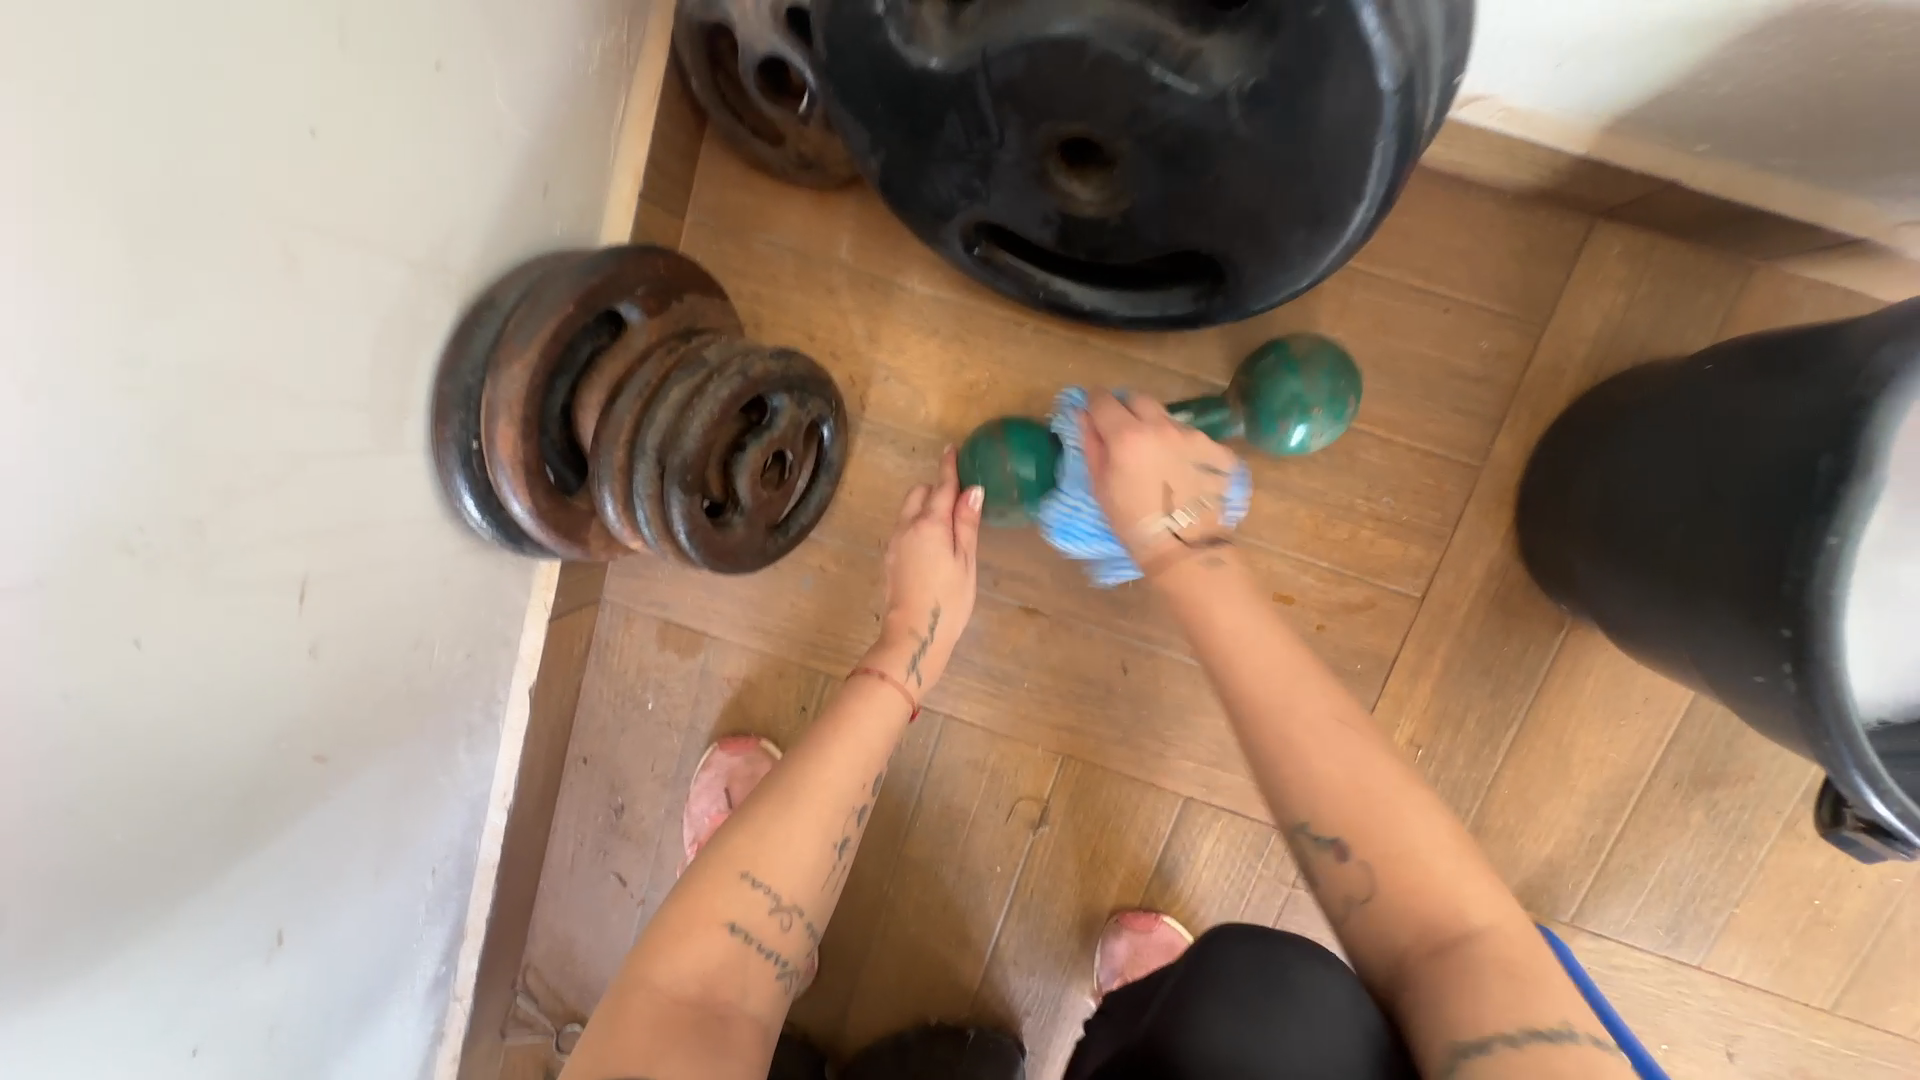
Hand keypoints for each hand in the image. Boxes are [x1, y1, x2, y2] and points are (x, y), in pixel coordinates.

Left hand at [869, 446, 982, 693]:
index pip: (941, 486)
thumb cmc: (949, 600)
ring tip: (946, 525)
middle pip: (919, 494)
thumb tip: (972, 490)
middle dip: (935, 489)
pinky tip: (931, 545)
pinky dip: (916, 524)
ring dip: (924, 507)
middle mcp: (907, 526)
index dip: (948, 467)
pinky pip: (903, 528)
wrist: (913, 634)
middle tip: (957, 500)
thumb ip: (967, 523)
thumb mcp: (966, 561)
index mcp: (930, 524)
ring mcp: (894, 542)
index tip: (951, 450)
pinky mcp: (889, 557)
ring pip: (908, 510)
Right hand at [1079, 390, 1239, 565]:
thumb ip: (1091, 444)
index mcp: (1126, 435)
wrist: (1182, 546)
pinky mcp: (1214, 448)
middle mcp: (1160, 426)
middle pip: (1137, 399)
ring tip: (1153, 456)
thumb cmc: (1131, 520)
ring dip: (1154, 427)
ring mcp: (1191, 435)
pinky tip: (1178, 469)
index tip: (1093, 413)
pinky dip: (1179, 445)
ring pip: (1165, 417)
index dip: (1095, 403)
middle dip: (1125, 408)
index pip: (1103, 399)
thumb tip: (1083, 416)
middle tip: (1121, 431)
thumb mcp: (1100, 485)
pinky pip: (1190, 436)